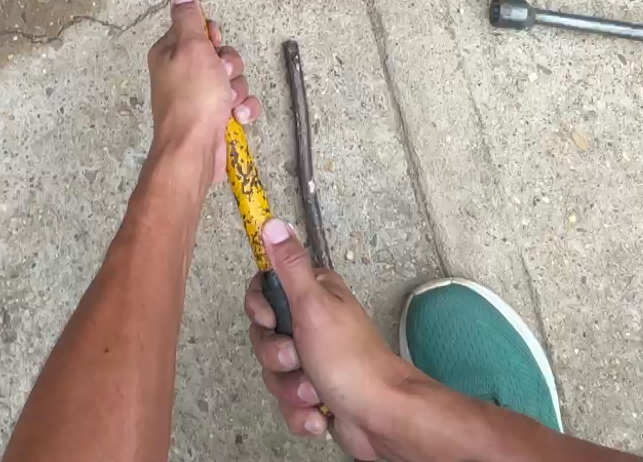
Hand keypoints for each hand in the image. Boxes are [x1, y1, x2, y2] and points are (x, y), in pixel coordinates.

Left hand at [147, 0, 258, 180]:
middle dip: (229, 64)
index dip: (211, 36)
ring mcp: (199, 95)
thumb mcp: (191, 47)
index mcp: (170, 52)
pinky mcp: (215, 115)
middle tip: (222, 75)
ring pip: (233, 78)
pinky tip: (237, 117)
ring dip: (237, 88)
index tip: (213, 45)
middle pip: (220, 53)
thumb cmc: (192, 98)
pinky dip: (242, 108)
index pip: (196, 28)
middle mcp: (183, 72)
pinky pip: (239, 102)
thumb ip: (188, 18)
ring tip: (228, 102)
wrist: (195, 150)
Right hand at [245, 218, 417, 458]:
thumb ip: (290, 265)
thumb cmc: (351, 360)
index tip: (270, 321)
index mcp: (313, 292)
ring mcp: (311, 357)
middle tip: (298, 357)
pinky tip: (320, 413)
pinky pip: (287, 401)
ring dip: (290, 389)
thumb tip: (273, 223)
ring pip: (273, 371)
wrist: (382, 418)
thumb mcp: (313, 305)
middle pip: (264, 335)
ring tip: (315, 391)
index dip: (260, 308)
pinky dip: (300, 412)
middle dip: (276, 357)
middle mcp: (311, 320)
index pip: (265, 287)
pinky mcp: (313, 389)